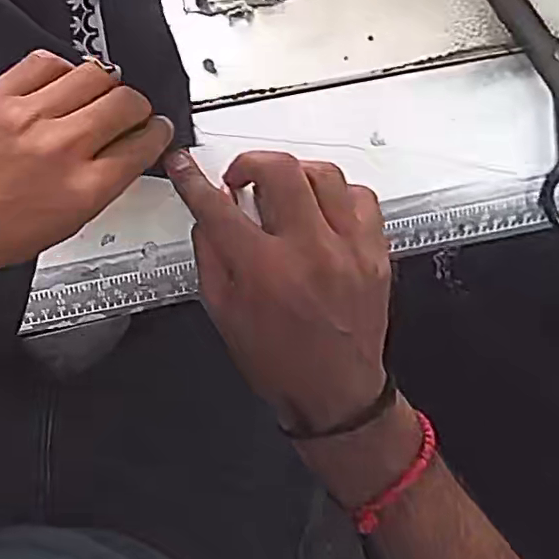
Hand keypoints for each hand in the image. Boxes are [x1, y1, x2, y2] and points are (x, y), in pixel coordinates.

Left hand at [0, 50, 174, 309]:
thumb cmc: (3, 231)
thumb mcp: (73, 219)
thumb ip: (109, 178)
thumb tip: (132, 144)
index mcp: (84, 188)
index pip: (143, 142)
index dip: (157, 132)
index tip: (154, 128)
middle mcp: (59, 148)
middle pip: (126, 102)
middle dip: (136, 107)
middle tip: (129, 113)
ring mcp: (26, 118)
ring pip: (94, 74)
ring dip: (104, 85)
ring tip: (94, 97)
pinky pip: (46, 61)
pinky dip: (61, 70)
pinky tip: (58, 85)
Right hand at [165, 149, 392, 433]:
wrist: (335, 395)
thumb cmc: (278, 360)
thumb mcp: (222, 309)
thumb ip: (210, 253)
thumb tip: (206, 214)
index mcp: (262, 270)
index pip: (216, 206)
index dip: (191, 178)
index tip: (184, 165)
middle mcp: (308, 253)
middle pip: (279, 171)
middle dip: (248, 163)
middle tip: (239, 178)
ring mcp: (348, 250)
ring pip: (324, 174)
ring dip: (292, 174)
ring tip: (280, 190)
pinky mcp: (375, 255)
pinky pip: (361, 197)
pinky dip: (336, 193)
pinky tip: (320, 208)